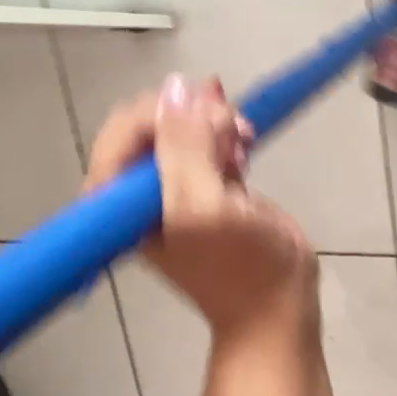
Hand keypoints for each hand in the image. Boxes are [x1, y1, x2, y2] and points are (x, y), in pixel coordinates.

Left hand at [86, 73, 319, 343]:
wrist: (279, 307)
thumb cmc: (241, 267)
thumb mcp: (206, 206)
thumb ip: (185, 148)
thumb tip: (179, 88)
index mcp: (118, 200)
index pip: (125, 130)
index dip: (168, 112)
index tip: (216, 117)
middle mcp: (137, 191)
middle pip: (153, 126)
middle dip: (195, 117)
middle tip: (237, 128)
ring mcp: (175, 190)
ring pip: (184, 132)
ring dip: (216, 125)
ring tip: (247, 138)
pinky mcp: (209, 190)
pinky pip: (208, 147)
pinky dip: (228, 139)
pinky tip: (247, 145)